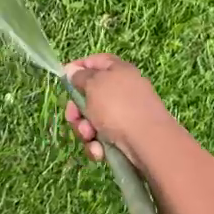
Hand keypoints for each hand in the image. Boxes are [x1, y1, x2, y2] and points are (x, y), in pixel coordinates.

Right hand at [63, 53, 177, 164]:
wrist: (149, 143)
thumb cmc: (118, 107)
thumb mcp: (93, 85)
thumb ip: (80, 77)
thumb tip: (73, 71)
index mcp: (119, 71)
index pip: (95, 61)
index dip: (78, 67)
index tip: (65, 78)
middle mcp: (123, 90)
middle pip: (90, 94)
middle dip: (77, 109)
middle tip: (73, 118)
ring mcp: (126, 114)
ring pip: (93, 119)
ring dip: (84, 129)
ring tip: (89, 137)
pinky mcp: (127, 136)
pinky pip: (103, 137)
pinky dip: (97, 144)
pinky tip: (99, 151)